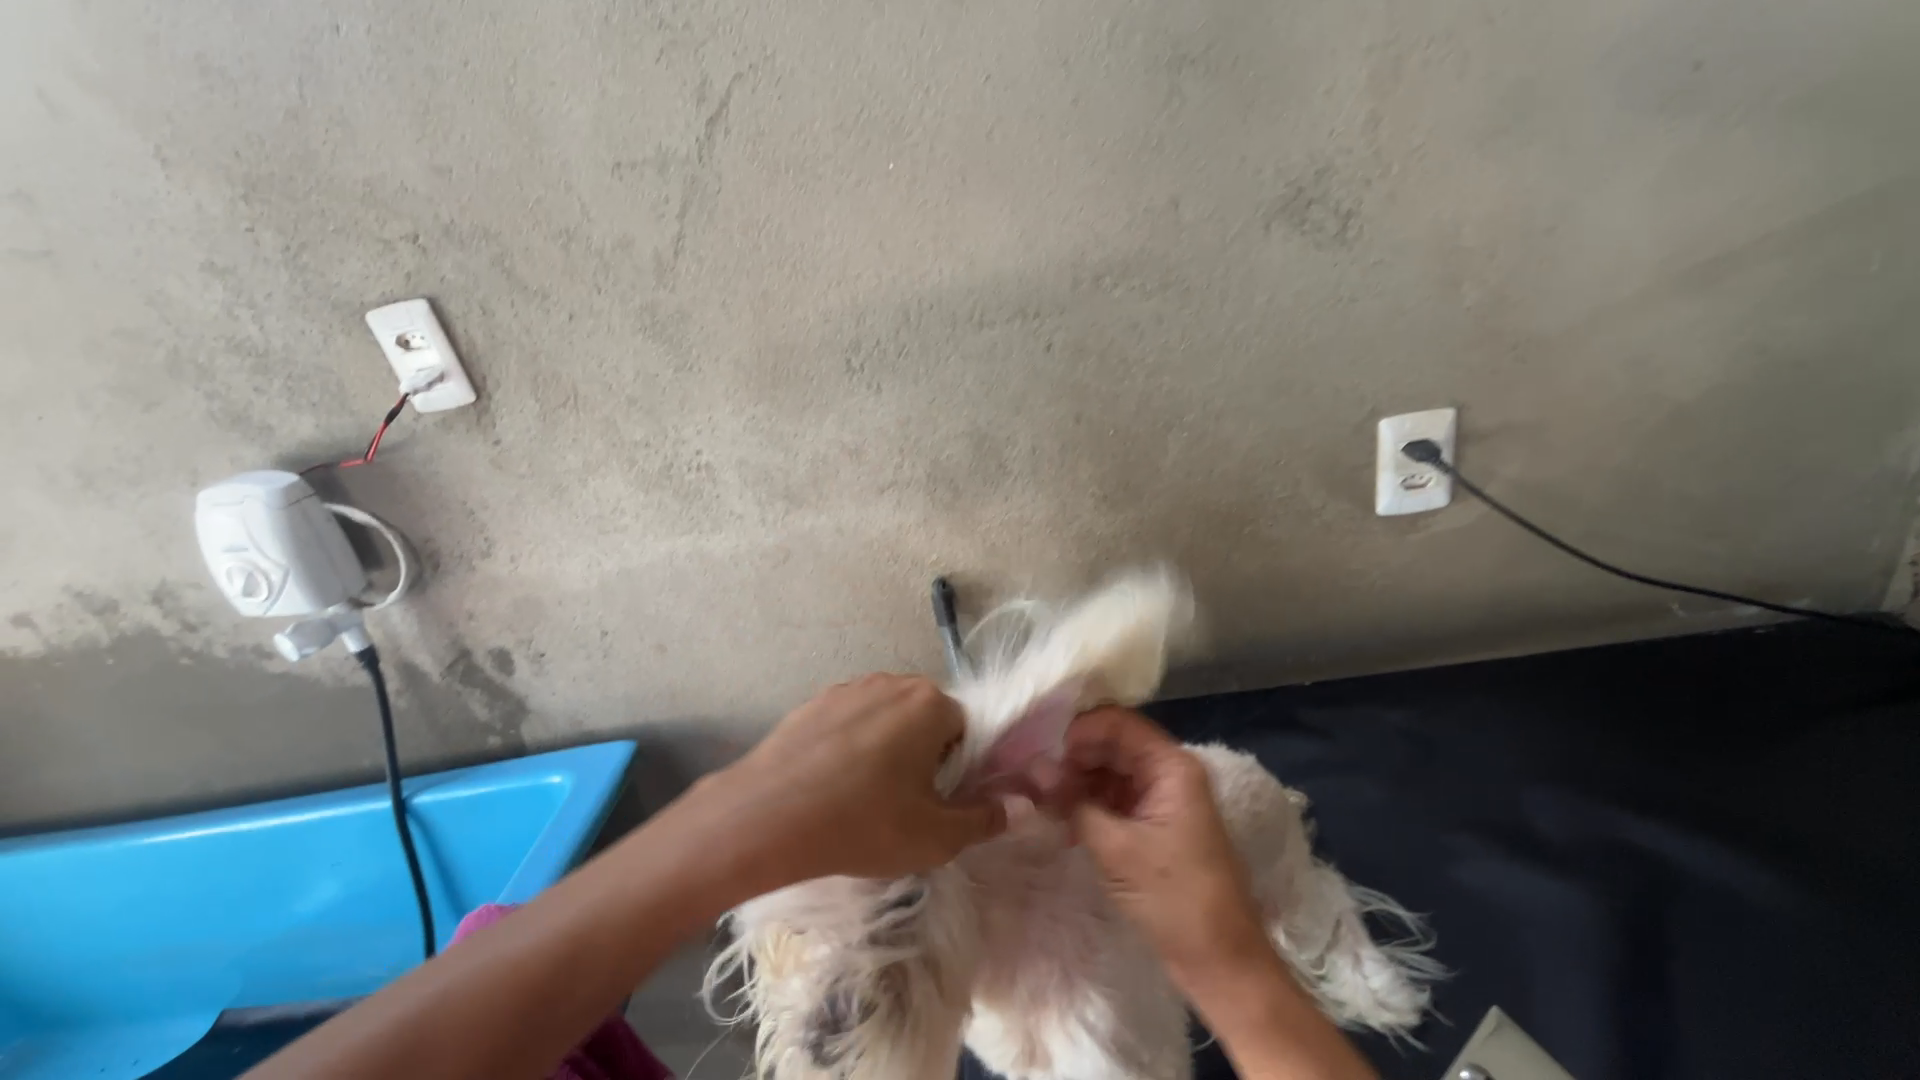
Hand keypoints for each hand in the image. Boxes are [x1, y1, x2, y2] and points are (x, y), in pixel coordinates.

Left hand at [709, 674, 1007, 884]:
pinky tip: (832, 785)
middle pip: (927, 718)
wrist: (767, 816)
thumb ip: (985, 819)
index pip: (968, 729)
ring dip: (887, 749)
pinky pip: (849, 723)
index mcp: (931, 704)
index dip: (961, 768)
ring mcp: (847, 689)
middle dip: (925, 755)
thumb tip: (1021, 806)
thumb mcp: (936, 836)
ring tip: (865, 796)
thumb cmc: (864, 823)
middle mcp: (892, 682)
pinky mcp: (811, 703)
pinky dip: (850, 747)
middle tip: (906, 804)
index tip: (941, 801)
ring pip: (885, 719)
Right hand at [1049, 707, 1273, 990]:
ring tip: (1045, 805)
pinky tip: (1065, 825)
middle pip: (1112, 744)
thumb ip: (1072, 801)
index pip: (1118, 723)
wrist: (1218, 958)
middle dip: (1073, 759)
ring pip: (1110, 771)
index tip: (1043, 754)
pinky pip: (1116, 797)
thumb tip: (1033, 767)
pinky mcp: (1155, 823)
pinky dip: (1090, 805)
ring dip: (1078, 783)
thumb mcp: (1115, 847)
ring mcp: (1163, 798)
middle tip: (1037, 784)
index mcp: (1171, 766)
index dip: (1078, 731)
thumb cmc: (1173, 896)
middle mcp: (1169, 772)